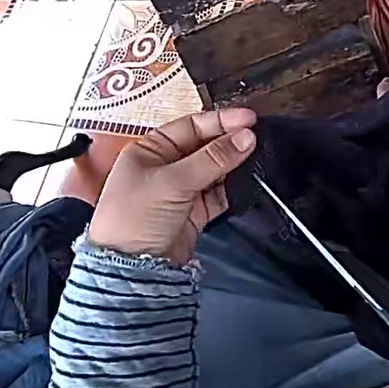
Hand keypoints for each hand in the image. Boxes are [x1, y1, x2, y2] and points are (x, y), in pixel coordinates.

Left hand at [85, 108, 256, 263]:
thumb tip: (245, 138)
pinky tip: (246, 182)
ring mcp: (180, 190)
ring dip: (234, 165)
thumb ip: (213, 159)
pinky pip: (219, 194)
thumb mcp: (173, 181)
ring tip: (255, 158)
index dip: (220, 121)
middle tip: (256, 138)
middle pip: (205, 147)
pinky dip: (233, 189)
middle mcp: (165, 167)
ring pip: (214, 170)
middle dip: (230, 142)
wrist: (131, 268)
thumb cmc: (134, 219)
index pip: (191, 126)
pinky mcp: (194, 212)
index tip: (248, 119)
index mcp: (150, 149)